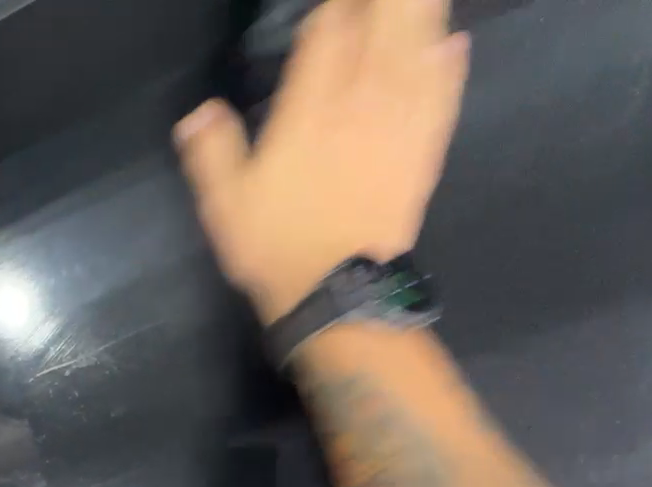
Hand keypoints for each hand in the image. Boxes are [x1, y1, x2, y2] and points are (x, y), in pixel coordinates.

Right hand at [174, 0, 469, 322]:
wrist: (335, 293)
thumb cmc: (275, 248)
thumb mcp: (224, 206)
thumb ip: (212, 153)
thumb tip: (199, 114)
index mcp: (308, 110)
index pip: (329, 28)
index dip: (332, 7)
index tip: (328, 7)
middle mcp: (360, 102)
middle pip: (385, 19)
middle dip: (378, 3)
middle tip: (365, 6)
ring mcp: (399, 123)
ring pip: (421, 42)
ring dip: (416, 14)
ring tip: (401, 10)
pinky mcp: (425, 149)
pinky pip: (445, 91)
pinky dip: (449, 61)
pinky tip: (452, 42)